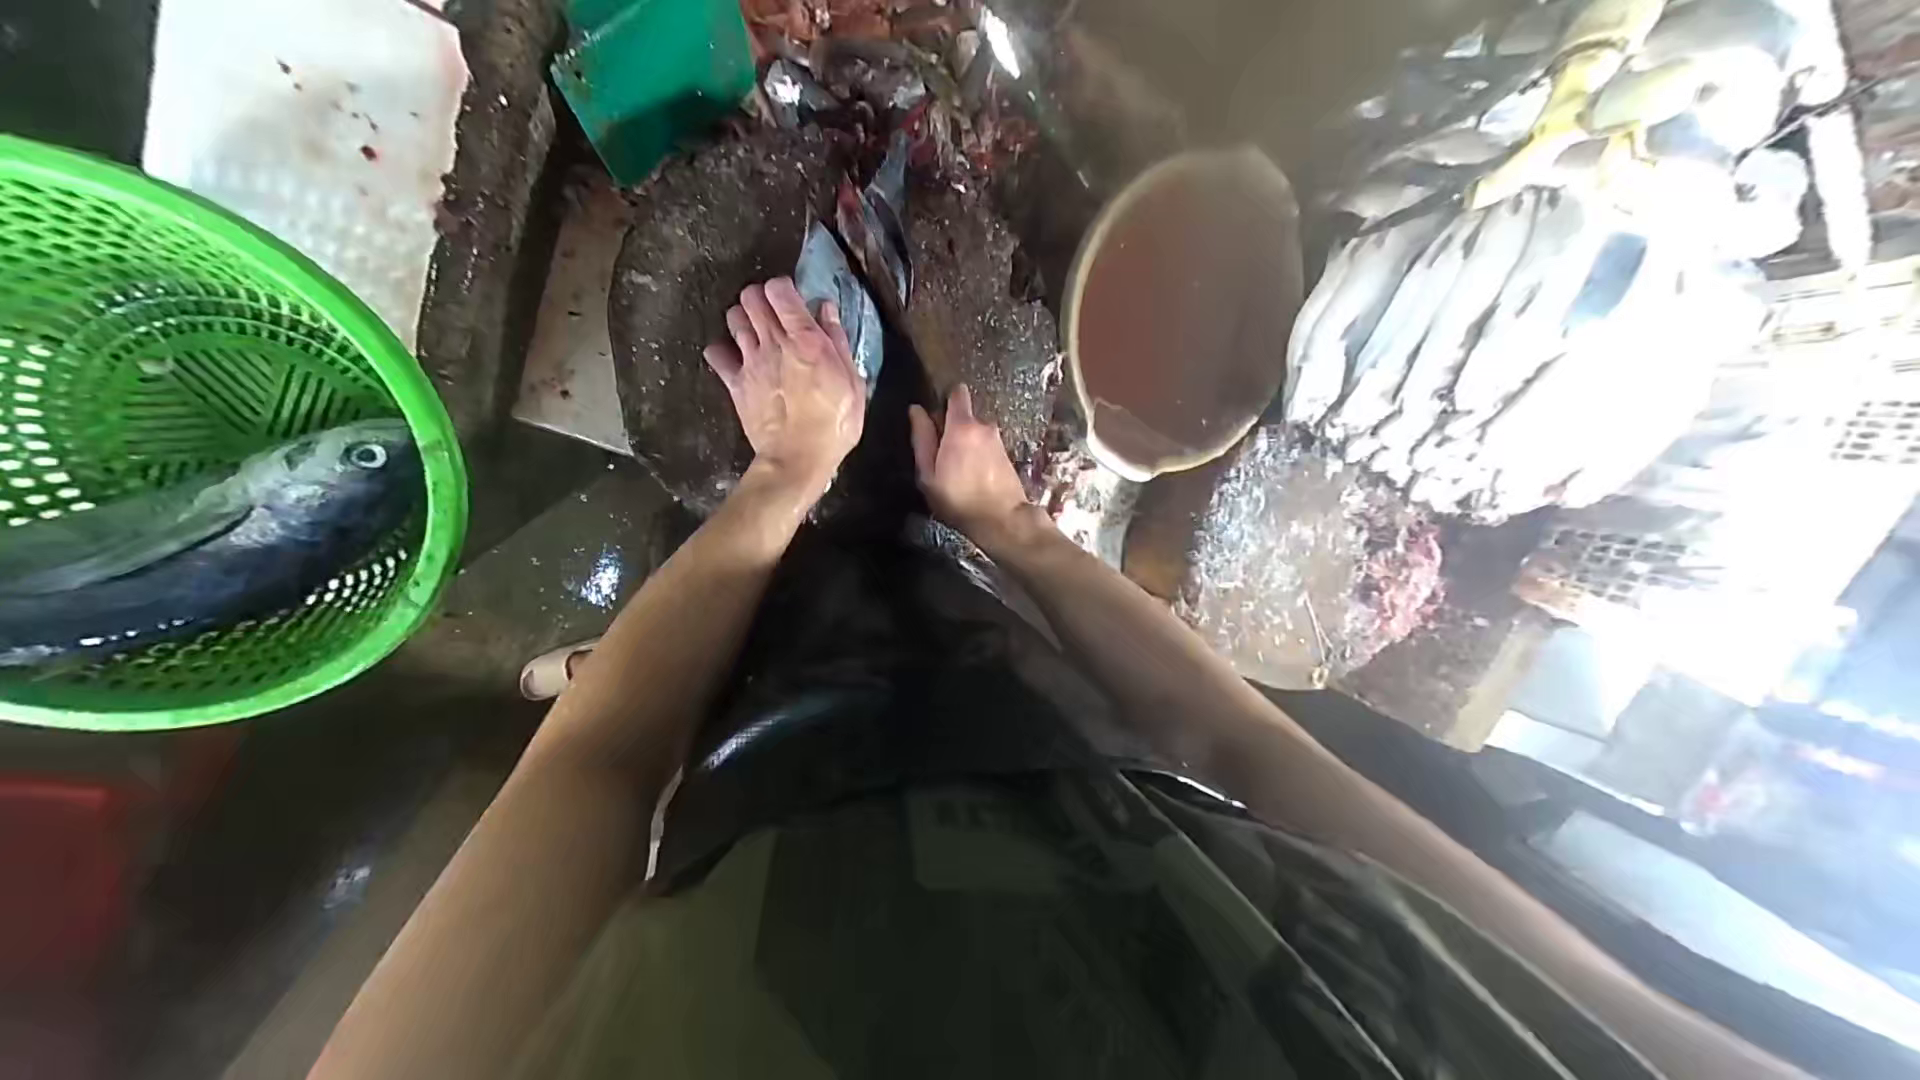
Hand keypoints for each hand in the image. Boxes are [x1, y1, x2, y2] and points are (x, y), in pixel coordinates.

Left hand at [704, 277, 865, 500]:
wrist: (797, 459)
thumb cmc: (834, 425)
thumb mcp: (852, 384)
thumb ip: (838, 343)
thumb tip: (826, 310)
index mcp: (806, 340)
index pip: (779, 290)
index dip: (784, 288)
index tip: (793, 300)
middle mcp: (773, 343)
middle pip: (751, 297)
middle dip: (761, 298)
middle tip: (774, 313)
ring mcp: (750, 362)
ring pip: (733, 317)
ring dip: (743, 318)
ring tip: (756, 332)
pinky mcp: (735, 383)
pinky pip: (716, 353)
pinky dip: (723, 350)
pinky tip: (736, 358)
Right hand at [908, 384, 1040, 550]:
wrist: (1002, 520)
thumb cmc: (958, 499)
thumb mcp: (929, 474)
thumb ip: (922, 438)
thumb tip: (916, 410)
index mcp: (962, 426)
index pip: (957, 392)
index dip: (945, 400)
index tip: (935, 417)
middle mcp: (984, 426)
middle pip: (964, 416)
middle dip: (953, 429)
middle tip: (941, 456)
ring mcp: (998, 440)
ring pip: (976, 434)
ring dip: (966, 445)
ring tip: (957, 472)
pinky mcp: (1007, 455)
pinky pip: (986, 447)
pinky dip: (978, 456)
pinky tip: (973, 478)